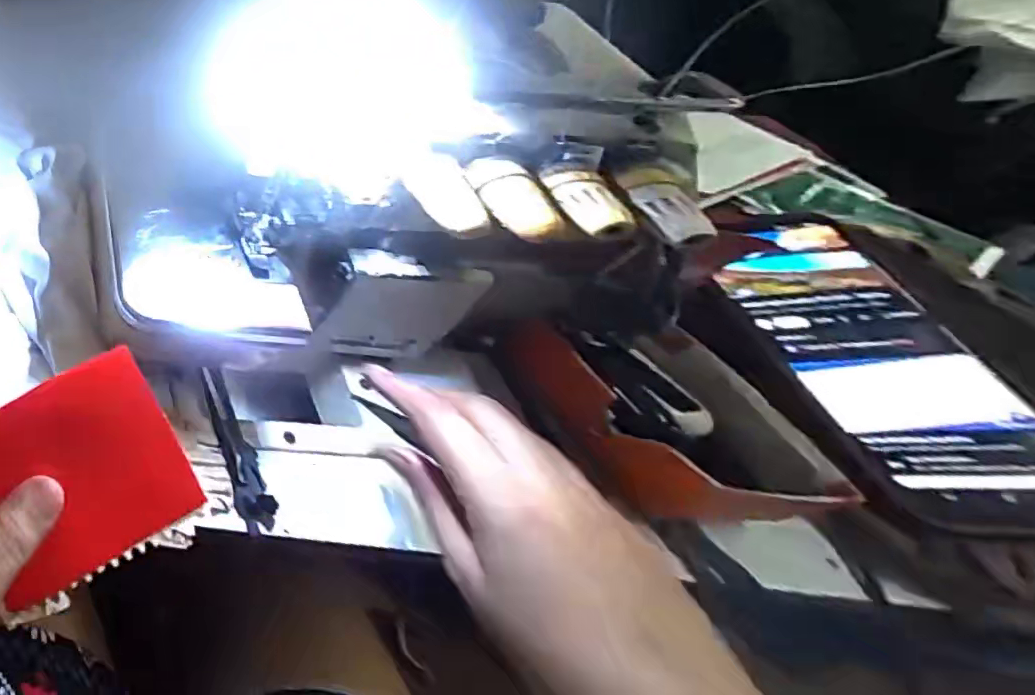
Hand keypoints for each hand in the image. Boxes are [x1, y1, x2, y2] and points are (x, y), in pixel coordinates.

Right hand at [363, 366, 759, 694]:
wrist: (663, 686)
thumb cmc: (547, 642)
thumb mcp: (472, 579)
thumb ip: (433, 504)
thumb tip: (398, 453)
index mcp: (498, 490)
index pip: (438, 418)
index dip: (400, 390)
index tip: (371, 372)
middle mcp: (537, 468)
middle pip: (477, 405)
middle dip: (434, 393)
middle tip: (400, 401)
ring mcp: (574, 478)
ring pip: (509, 421)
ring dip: (468, 411)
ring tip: (439, 427)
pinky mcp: (598, 494)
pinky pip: (538, 445)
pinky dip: (502, 435)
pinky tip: (493, 462)